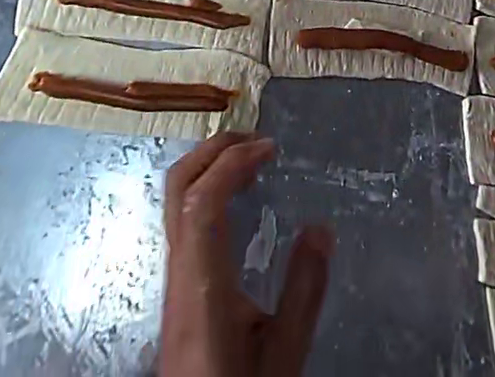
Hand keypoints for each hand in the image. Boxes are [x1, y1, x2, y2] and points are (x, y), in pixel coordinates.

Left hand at [158, 133, 331, 376]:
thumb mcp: (284, 354)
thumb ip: (304, 293)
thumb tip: (320, 228)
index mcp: (203, 286)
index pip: (202, 203)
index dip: (231, 163)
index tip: (269, 148)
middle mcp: (180, 271)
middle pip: (178, 187)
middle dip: (216, 148)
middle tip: (258, 140)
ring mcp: (174, 275)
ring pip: (177, 199)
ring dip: (212, 165)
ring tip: (255, 160)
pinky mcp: (178, 282)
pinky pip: (185, 215)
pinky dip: (211, 187)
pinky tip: (241, 197)